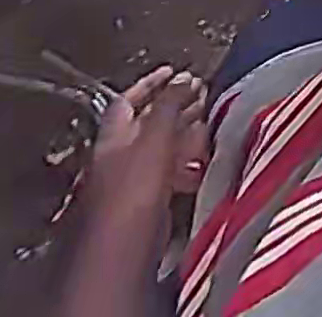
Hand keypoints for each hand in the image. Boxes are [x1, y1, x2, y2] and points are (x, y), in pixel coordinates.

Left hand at [62, 66, 205, 316]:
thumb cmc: (133, 193)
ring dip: (185, 131)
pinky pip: (170, 169)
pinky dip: (187, 159)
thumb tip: (184, 77)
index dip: (150, 83)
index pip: (128, 100)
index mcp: (113, 138)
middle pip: (147, 121)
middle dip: (174, 104)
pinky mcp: (148, 201)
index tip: (172, 70)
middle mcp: (118, 156)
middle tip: (201, 92)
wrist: (124, 252)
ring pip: (161, 145)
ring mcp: (132, 179)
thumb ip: (169, 105)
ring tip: (209, 121)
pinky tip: (202, 159)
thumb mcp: (154, 139)